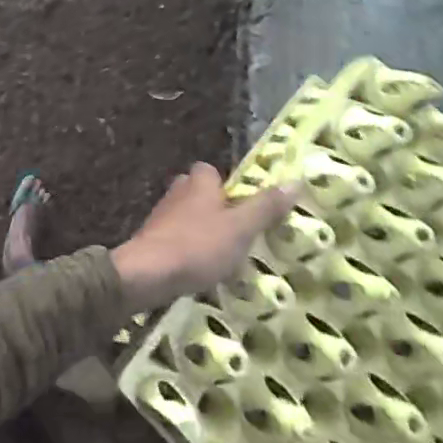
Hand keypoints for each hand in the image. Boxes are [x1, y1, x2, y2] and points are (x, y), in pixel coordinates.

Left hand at [111, 162, 303, 310]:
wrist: (148, 271)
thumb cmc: (198, 245)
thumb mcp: (241, 228)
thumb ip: (265, 207)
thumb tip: (294, 182)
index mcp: (198, 182)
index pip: (212, 171)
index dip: (229, 186)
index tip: (247, 207)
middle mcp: (178, 191)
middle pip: (200, 194)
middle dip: (218, 210)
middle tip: (240, 234)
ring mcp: (162, 214)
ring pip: (189, 216)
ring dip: (204, 231)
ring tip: (225, 256)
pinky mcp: (152, 237)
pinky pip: (178, 237)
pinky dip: (190, 248)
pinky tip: (201, 268)